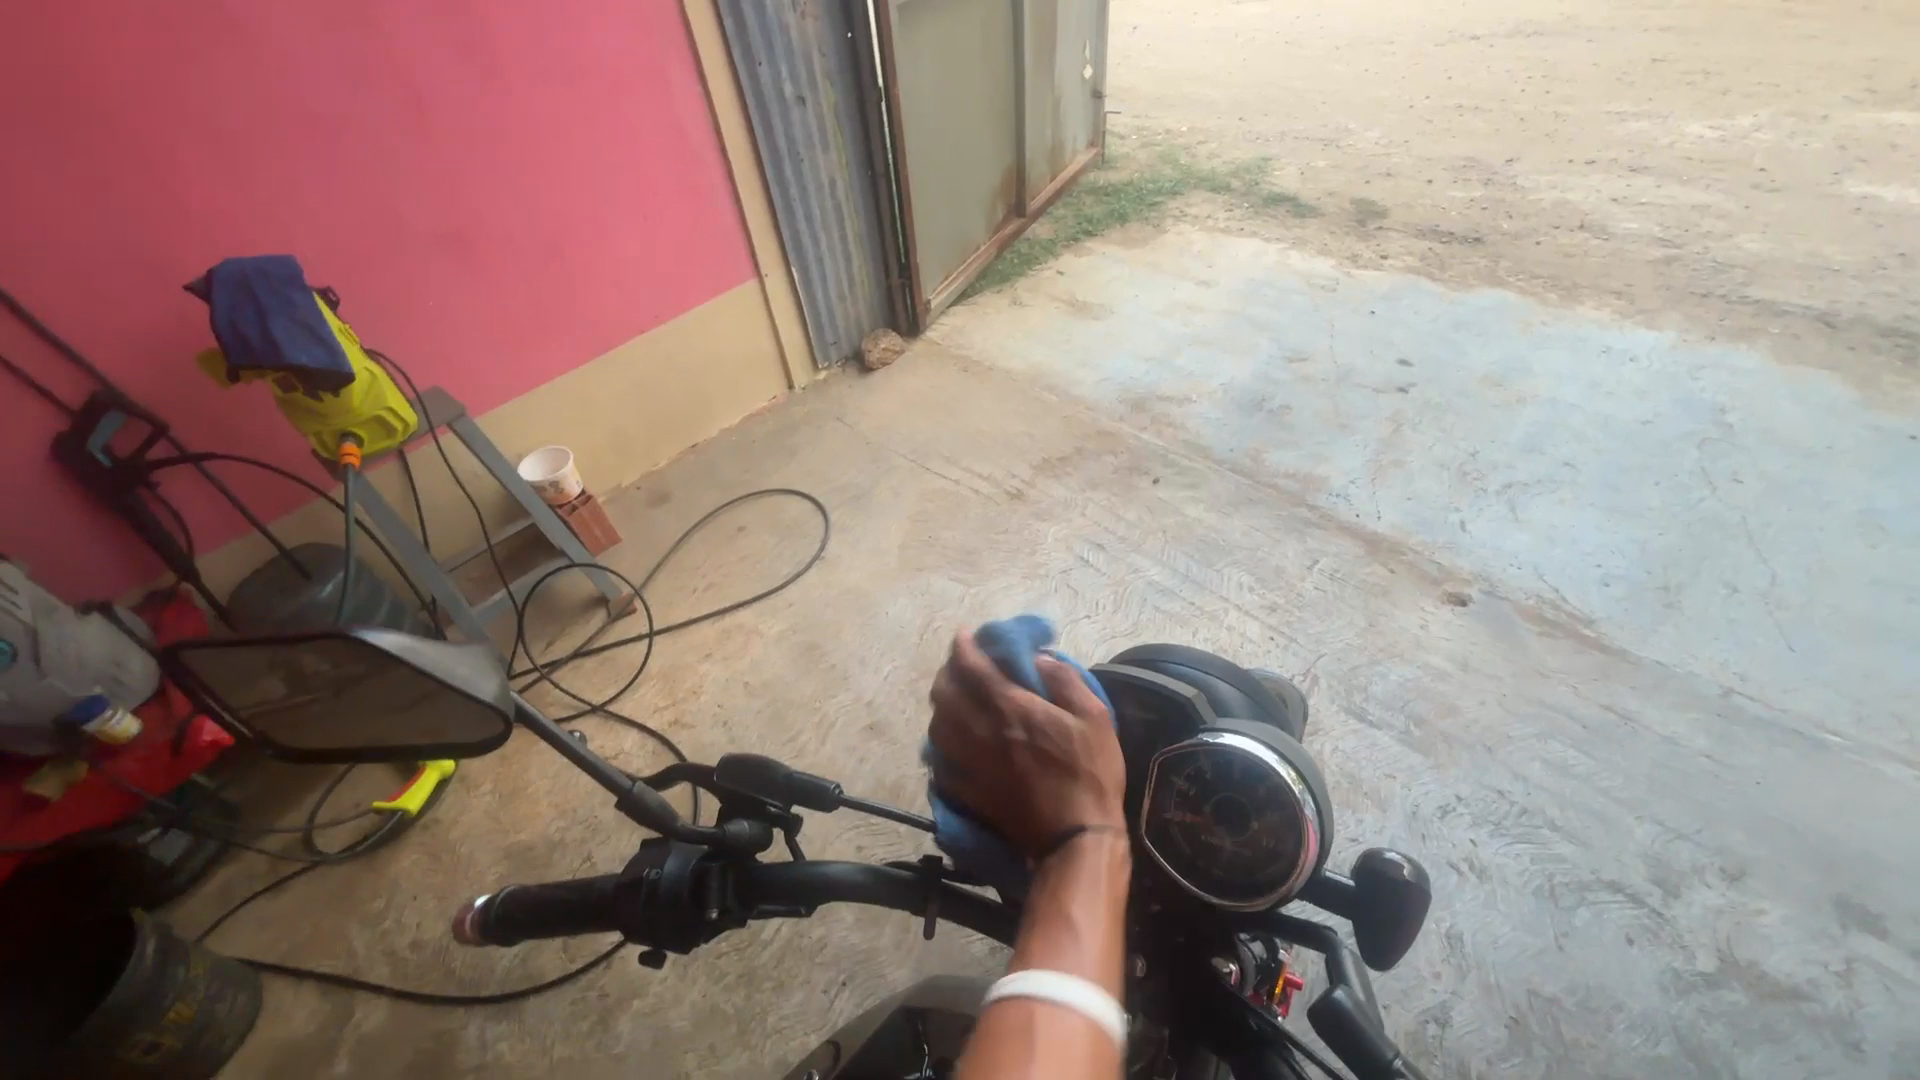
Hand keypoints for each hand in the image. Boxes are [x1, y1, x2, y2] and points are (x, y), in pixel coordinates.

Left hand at [928, 630, 1126, 858]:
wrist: (1075, 838)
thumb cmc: (1091, 774)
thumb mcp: (1094, 717)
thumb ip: (1064, 680)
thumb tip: (1038, 658)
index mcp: (1011, 708)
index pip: (972, 667)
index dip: (963, 647)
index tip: (964, 636)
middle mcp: (981, 730)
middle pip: (944, 693)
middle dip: (947, 672)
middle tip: (960, 666)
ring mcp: (970, 762)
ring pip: (937, 724)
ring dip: (941, 705)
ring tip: (954, 699)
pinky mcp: (968, 789)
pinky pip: (940, 759)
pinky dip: (941, 742)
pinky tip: (951, 739)